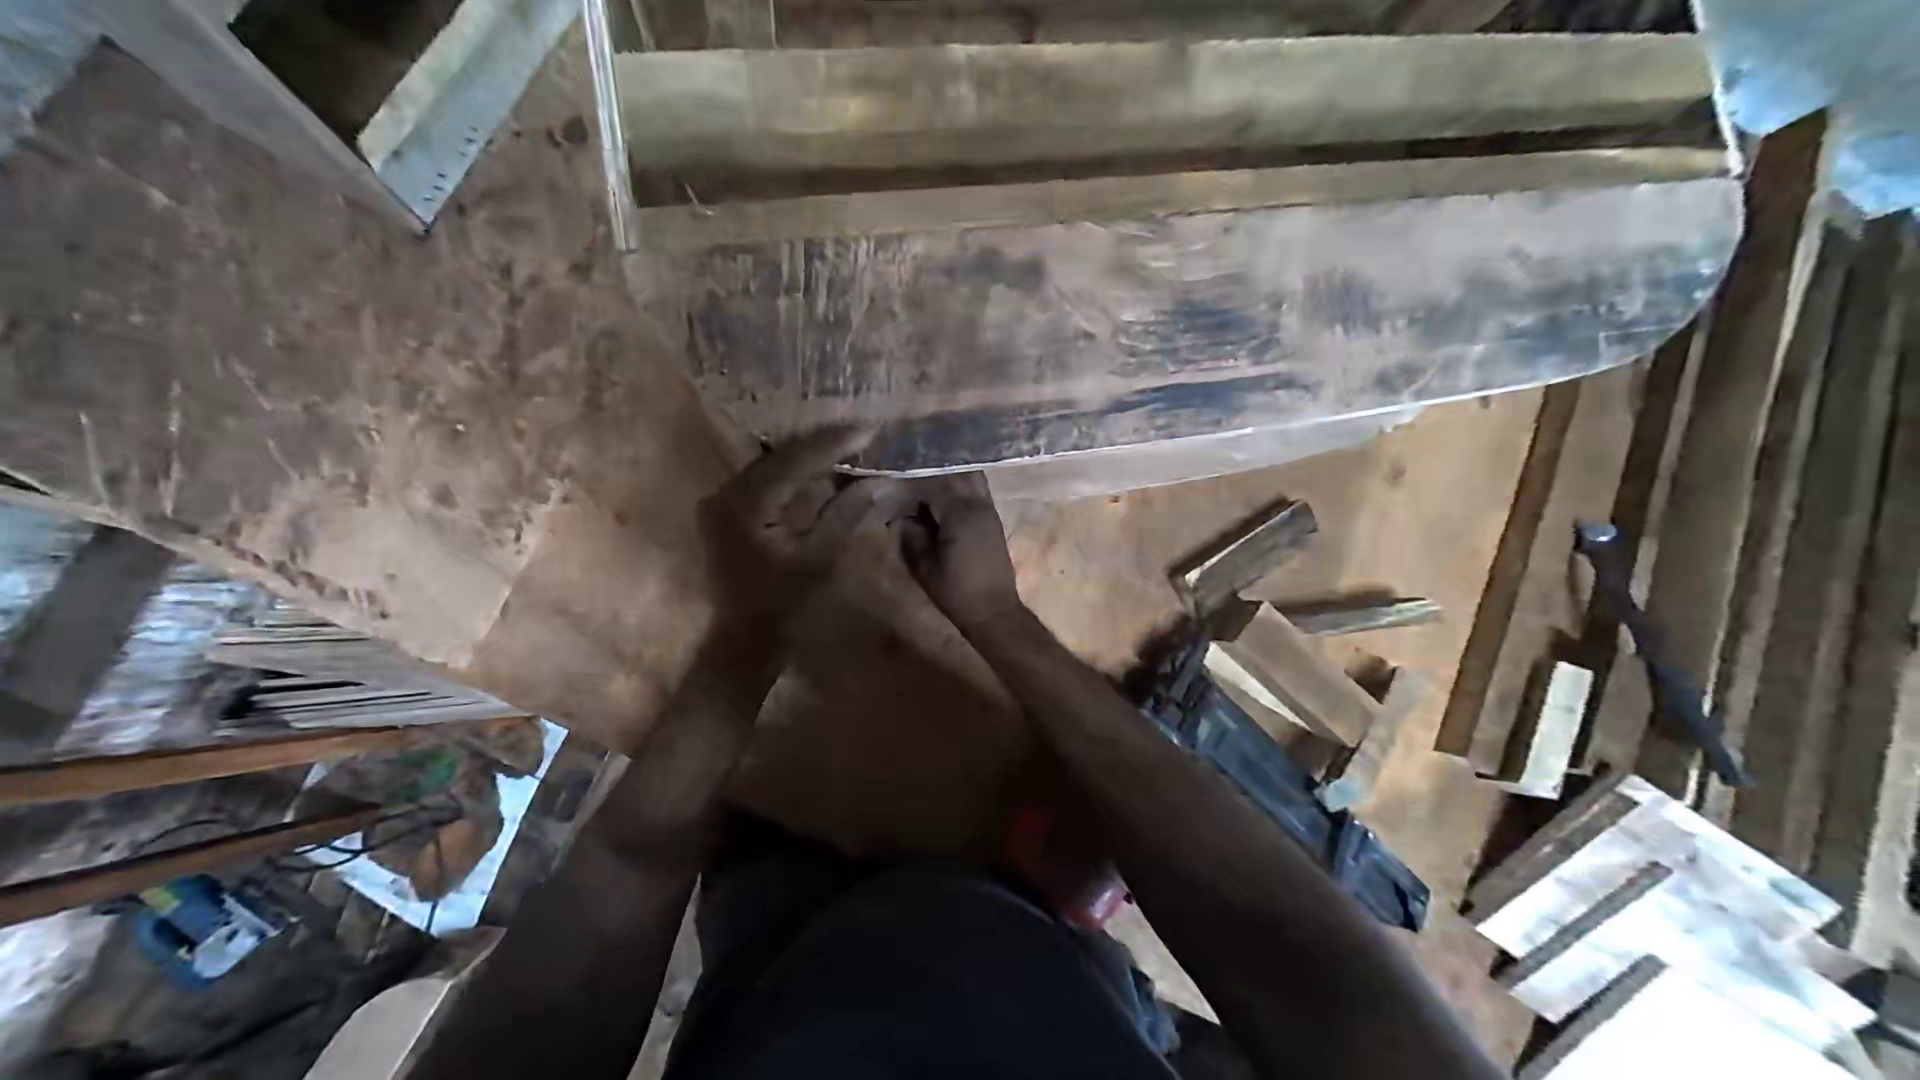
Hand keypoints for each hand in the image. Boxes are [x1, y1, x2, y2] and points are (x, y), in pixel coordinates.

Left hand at [700, 428, 893, 645]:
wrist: (745, 643)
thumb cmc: (784, 608)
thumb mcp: (821, 560)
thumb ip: (847, 514)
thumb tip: (882, 481)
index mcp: (744, 506)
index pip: (794, 461)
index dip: (834, 443)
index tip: (870, 429)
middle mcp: (724, 495)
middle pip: (779, 457)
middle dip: (823, 444)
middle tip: (863, 433)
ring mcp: (720, 503)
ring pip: (770, 466)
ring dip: (809, 456)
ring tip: (849, 444)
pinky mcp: (725, 513)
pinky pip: (763, 481)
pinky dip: (794, 474)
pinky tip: (821, 468)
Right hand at [893, 472, 1023, 633]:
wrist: (994, 611)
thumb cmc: (956, 590)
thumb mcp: (924, 565)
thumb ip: (910, 533)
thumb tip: (900, 515)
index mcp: (960, 511)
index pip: (933, 479)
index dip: (911, 477)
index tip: (893, 477)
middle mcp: (978, 502)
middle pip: (955, 470)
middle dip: (930, 470)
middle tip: (908, 476)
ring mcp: (989, 509)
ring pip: (969, 476)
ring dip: (947, 476)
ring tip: (924, 484)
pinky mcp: (993, 519)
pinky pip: (975, 490)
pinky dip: (958, 487)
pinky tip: (941, 500)